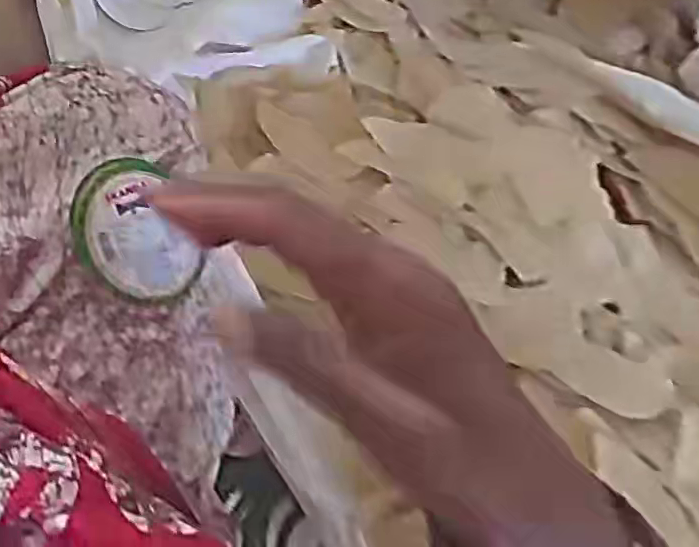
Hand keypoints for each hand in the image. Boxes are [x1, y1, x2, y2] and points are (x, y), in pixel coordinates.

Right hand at [150, 179, 628, 546]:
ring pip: (295, 218)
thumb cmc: (469, 465)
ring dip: (233, 208)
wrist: (543, 502)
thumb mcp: (387, 425)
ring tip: (176, 214)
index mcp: (388, 282)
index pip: (289, 221)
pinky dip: (254, 230)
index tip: (160, 202)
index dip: (219, 205)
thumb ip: (306, 364)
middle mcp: (384, 260)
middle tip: (154, 200)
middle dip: (218, 196)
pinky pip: (304, 241)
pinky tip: (228, 239)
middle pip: (289, 206)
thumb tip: (221, 314)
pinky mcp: (377, 288)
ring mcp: (383, 270)